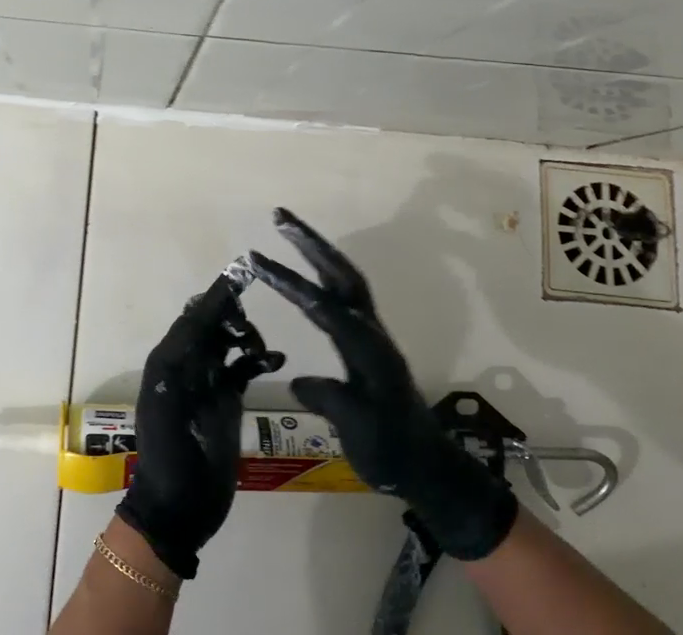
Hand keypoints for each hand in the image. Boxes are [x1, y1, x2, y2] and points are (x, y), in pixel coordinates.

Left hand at [115, 275, 284, 578]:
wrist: (178, 507)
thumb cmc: (168, 453)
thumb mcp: (168, 401)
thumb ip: (181, 356)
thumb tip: (199, 310)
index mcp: (169, 361)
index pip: (194, 316)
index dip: (216, 296)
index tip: (243, 274)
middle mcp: (189, 365)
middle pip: (212, 323)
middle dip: (233, 315)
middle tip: (250, 330)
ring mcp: (210, 382)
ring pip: (230, 342)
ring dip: (247, 336)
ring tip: (262, 349)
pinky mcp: (228, 401)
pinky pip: (245, 369)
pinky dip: (259, 360)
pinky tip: (277, 361)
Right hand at [248, 208, 517, 560]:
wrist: (424, 466)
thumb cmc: (391, 452)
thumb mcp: (360, 432)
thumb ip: (332, 401)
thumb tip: (299, 379)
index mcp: (369, 351)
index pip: (325, 308)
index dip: (291, 283)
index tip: (257, 262)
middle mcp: (372, 333)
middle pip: (342, 276)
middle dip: (312, 244)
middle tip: (280, 216)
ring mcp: (371, 334)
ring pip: (344, 281)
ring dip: (318, 252)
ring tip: (287, 229)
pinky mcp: (367, 341)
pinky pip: (342, 296)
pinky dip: (321, 274)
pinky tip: (305, 271)